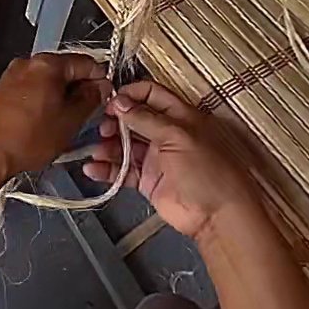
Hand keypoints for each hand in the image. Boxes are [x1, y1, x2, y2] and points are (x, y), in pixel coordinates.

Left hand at [0, 54, 110, 187]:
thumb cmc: (23, 139)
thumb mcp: (71, 120)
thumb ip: (91, 98)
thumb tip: (100, 87)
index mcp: (47, 64)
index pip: (86, 62)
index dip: (100, 79)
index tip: (105, 93)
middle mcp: (28, 64)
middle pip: (66, 69)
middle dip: (80, 88)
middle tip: (88, 110)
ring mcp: (13, 76)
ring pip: (49, 80)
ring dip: (62, 96)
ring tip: (66, 121)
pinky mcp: (4, 90)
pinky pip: (33, 89)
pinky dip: (44, 101)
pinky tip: (47, 121)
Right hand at [82, 80, 265, 240]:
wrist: (215, 215)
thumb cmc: (205, 170)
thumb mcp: (176, 136)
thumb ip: (146, 118)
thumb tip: (120, 101)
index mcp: (178, 116)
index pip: (150, 94)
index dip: (130, 95)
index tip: (111, 102)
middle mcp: (165, 133)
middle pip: (133, 119)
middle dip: (115, 121)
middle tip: (104, 129)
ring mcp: (155, 157)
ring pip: (124, 145)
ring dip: (107, 146)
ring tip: (96, 151)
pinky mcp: (147, 180)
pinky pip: (122, 170)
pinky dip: (107, 169)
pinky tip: (93, 169)